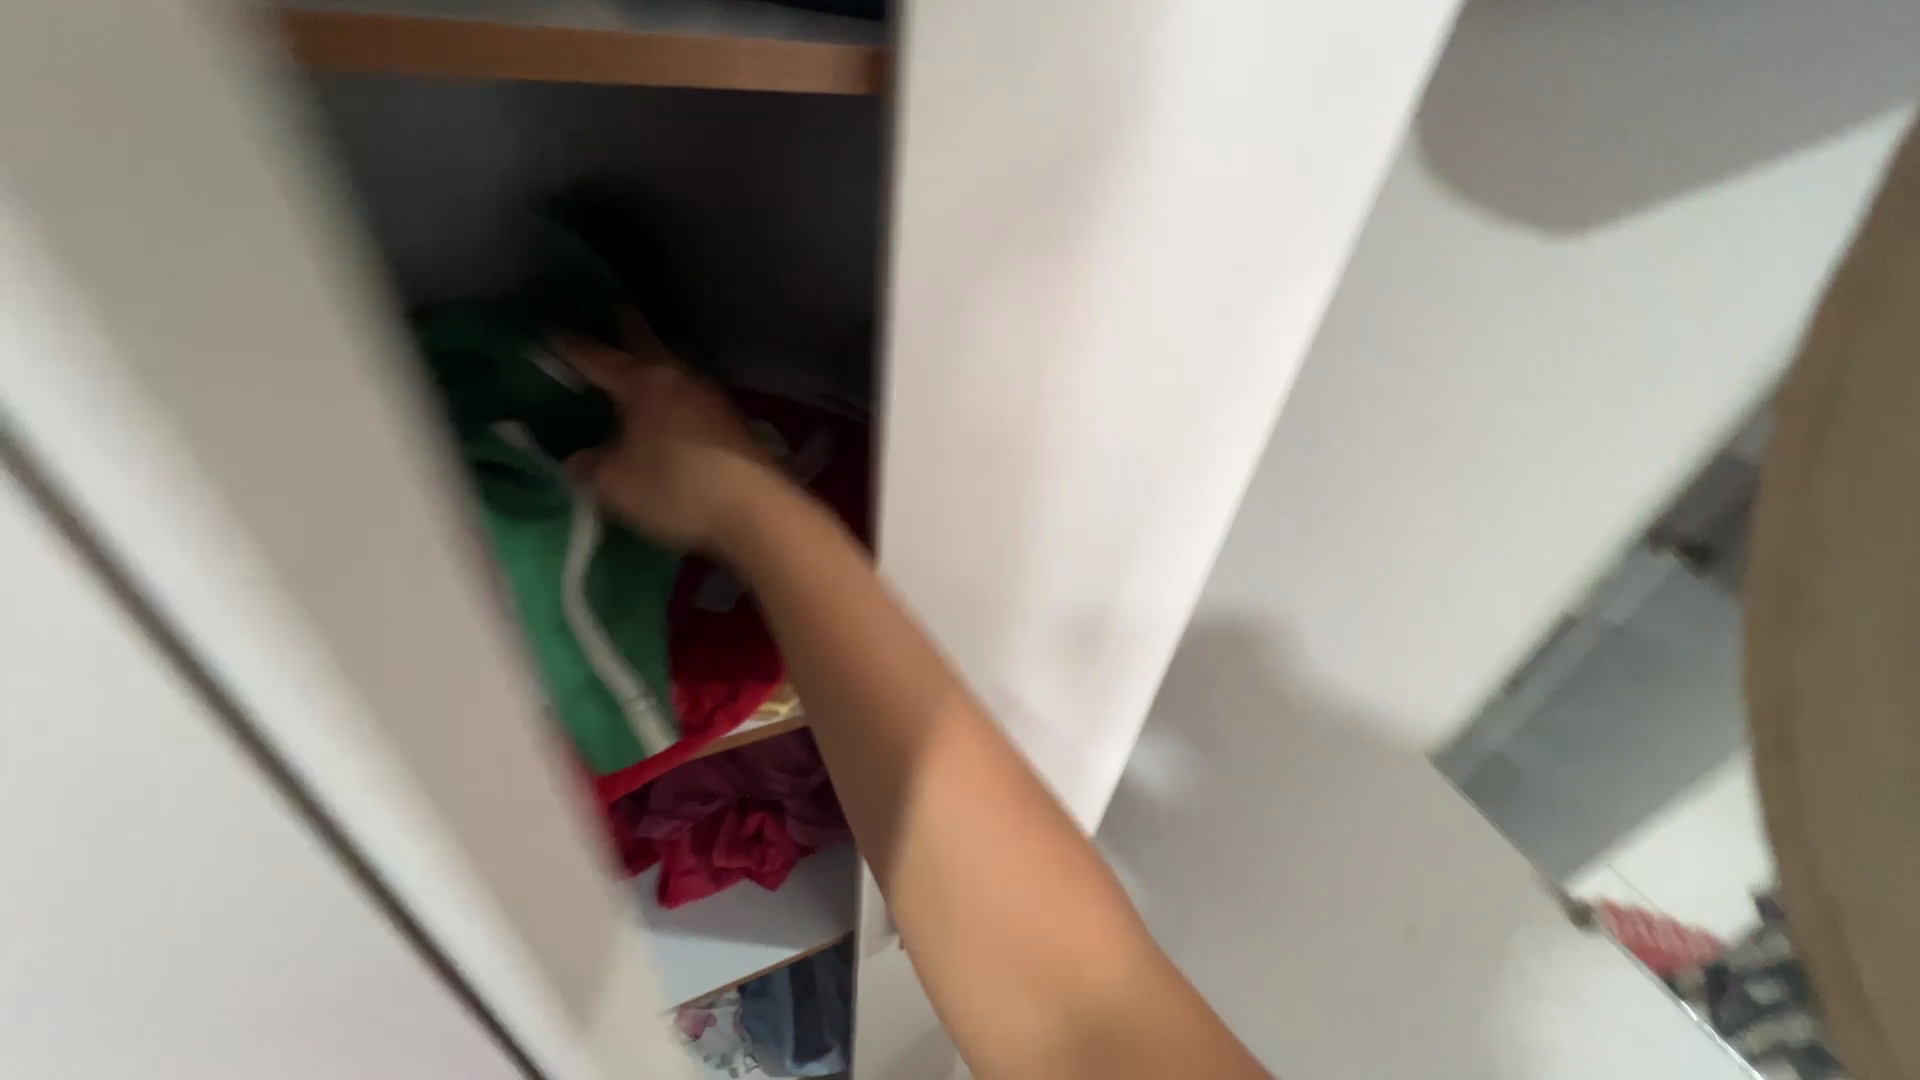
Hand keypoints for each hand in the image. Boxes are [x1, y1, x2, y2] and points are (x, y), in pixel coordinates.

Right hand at [556, 334, 779, 552]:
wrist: (755, 510)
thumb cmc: (675, 488)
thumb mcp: (614, 483)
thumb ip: (591, 466)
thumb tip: (581, 459)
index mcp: (644, 382)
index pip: (598, 357)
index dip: (571, 346)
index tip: (550, 331)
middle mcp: (682, 380)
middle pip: (650, 347)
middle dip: (630, 330)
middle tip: (617, 311)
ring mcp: (715, 402)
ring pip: (677, 373)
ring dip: (660, 365)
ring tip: (645, 365)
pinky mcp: (735, 427)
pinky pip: (695, 400)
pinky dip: (679, 397)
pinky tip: (676, 409)